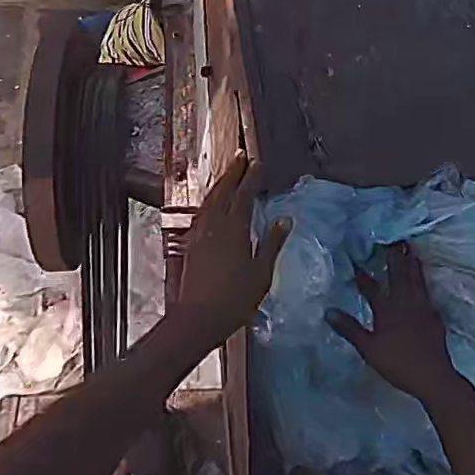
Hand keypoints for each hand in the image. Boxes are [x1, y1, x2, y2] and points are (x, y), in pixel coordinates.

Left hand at [172, 153, 289, 344]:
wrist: (197, 318)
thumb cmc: (234, 300)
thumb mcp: (261, 274)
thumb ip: (272, 244)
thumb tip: (284, 220)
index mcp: (234, 230)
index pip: (243, 196)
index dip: (251, 178)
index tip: (257, 163)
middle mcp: (214, 226)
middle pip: (223, 191)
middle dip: (232, 172)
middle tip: (240, 155)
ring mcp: (199, 234)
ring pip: (209, 201)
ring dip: (220, 184)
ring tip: (228, 173)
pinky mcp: (190, 244)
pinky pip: (202, 213)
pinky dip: (210, 201)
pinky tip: (213, 204)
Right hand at [327, 244, 463, 402]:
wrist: (434, 378)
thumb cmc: (398, 363)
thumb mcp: (368, 348)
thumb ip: (349, 329)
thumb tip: (328, 311)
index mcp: (387, 310)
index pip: (372, 288)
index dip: (362, 276)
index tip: (355, 261)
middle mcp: (405, 304)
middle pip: (398, 276)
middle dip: (393, 258)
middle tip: (392, 241)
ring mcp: (422, 309)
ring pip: (416, 281)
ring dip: (412, 264)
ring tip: (410, 250)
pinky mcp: (434, 317)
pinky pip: (428, 293)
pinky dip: (425, 283)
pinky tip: (424, 282)